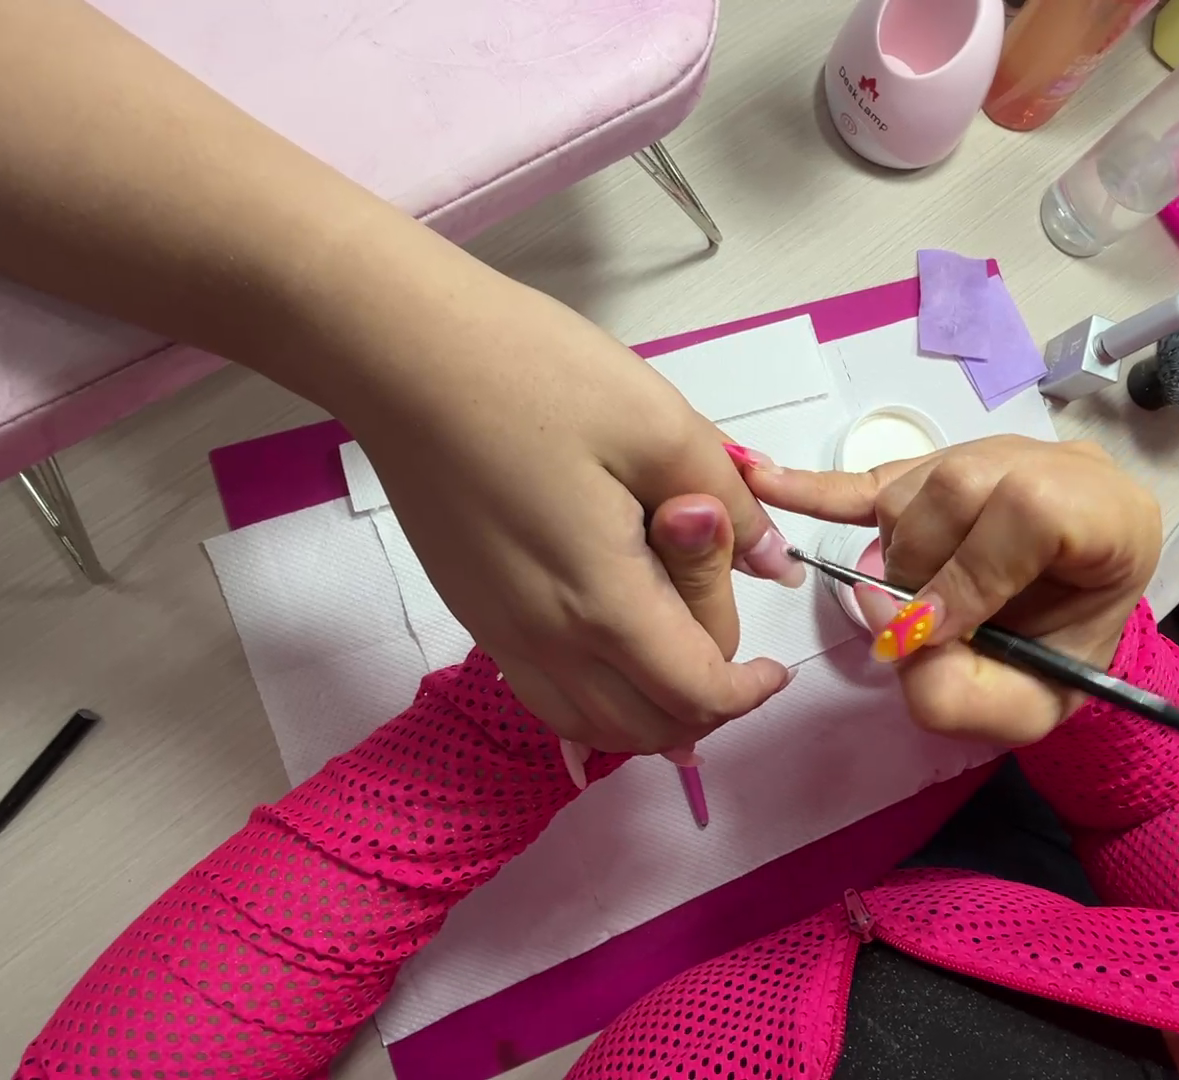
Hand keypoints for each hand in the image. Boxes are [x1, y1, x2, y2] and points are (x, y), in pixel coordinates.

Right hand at [342, 269, 800, 755]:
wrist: (402, 354)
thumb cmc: (538, 376)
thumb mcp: (661, 427)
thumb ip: (728, 507)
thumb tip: (773, 564)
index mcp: (604, 601)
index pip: (696, 692)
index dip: (749, 692)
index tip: (776, 667)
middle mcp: (547, 642)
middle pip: (649, 726)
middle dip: (709, 700)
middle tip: (727, 632)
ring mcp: (501, 634)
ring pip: (594, 727)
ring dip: (654, 713)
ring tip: (683, 657)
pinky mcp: (476, 613)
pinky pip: (549, 698)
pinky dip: (600, 703)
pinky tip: (617, 656)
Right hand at [744, 436, 1160, 744]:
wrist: (1061, 622)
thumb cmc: (1054, 660)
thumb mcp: (1032, 706)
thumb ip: (963, 694)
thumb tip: (891, 626)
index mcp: (1108, 516)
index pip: (1026, 510)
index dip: (971, 574)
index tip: (935, 630)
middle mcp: (1047, 465)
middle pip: (950, 493)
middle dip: (921, 574)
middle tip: (927, 626)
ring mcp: (988, 452)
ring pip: (905, 492)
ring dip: (894, 557)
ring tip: (922, 597)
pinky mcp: (932, 467)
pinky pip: (866, 477)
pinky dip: (812, 488)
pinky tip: (760, 475)